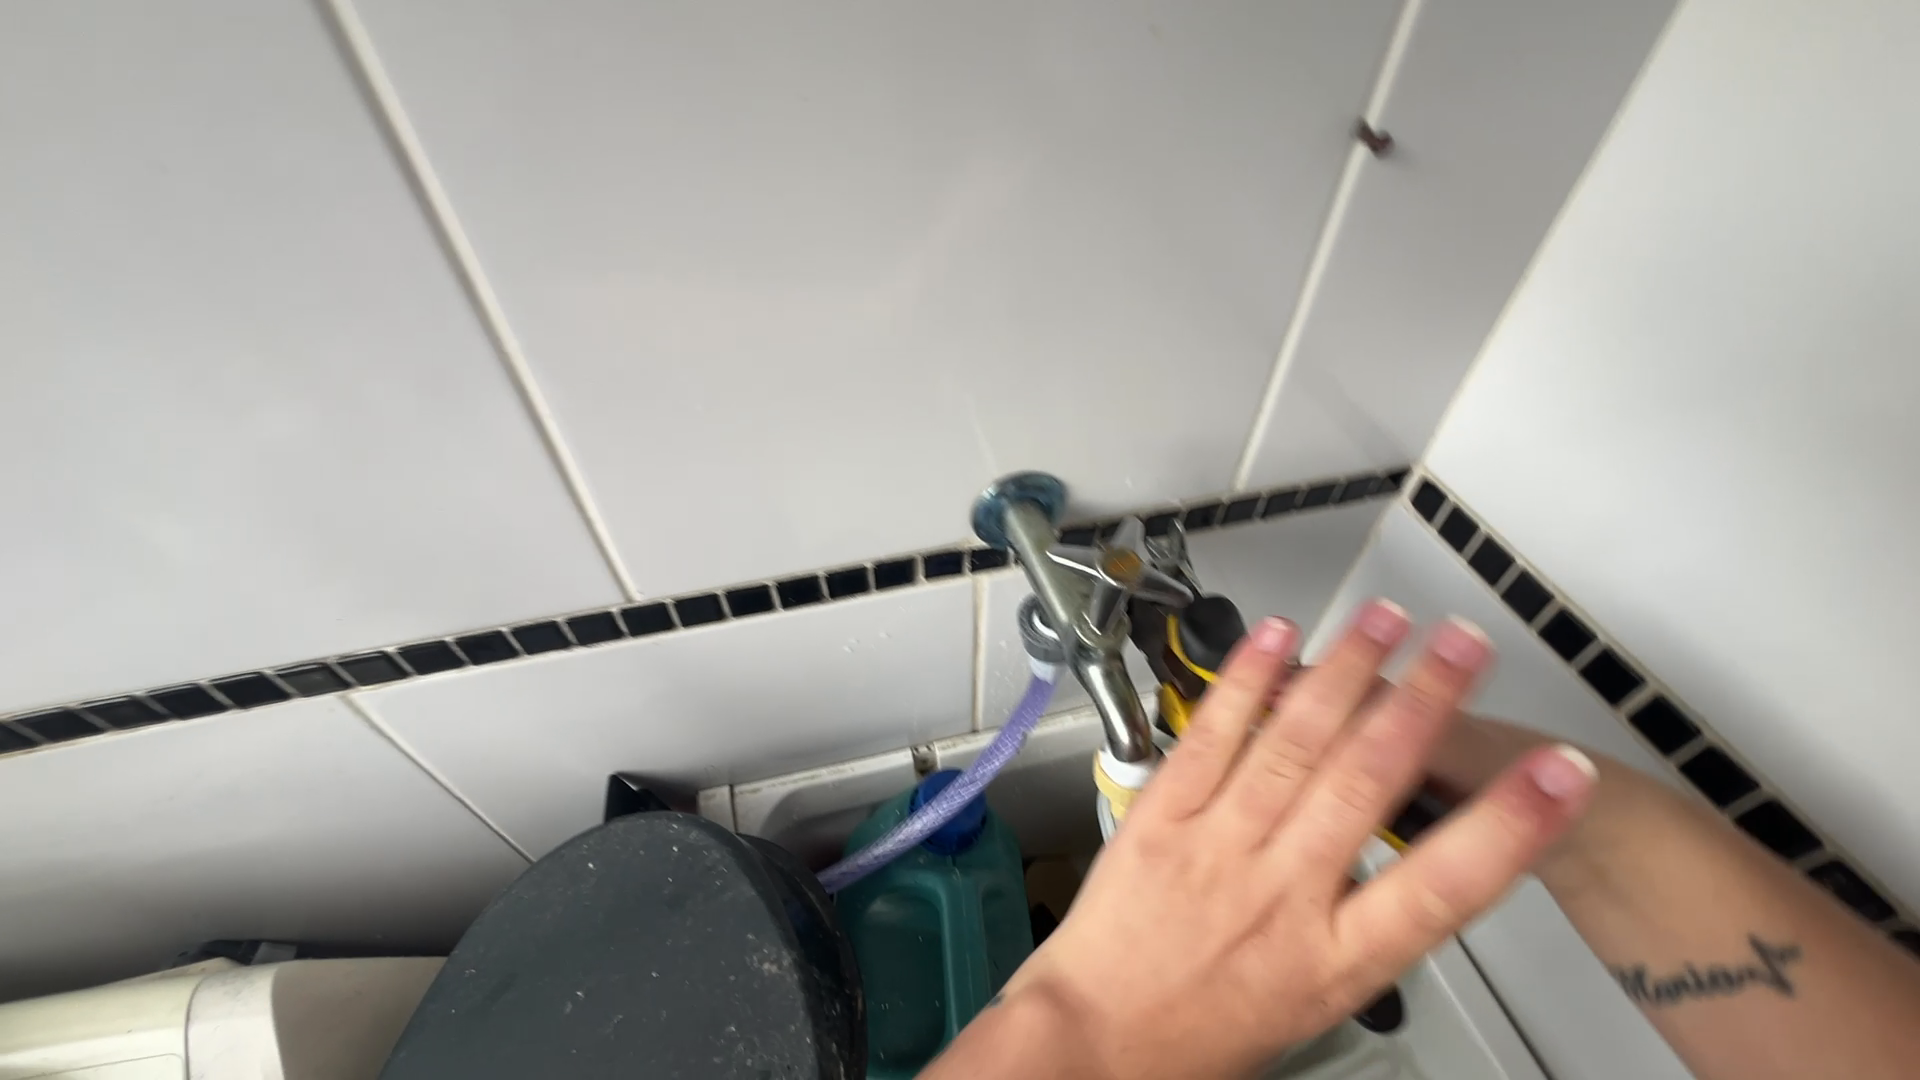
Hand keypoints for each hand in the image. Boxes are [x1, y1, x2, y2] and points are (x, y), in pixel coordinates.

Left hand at [997, 601, 1600, 1077]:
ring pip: (1292, 745)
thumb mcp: (1308, 1000)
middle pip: (1364, 783)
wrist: (1098, 1037)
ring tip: (1384, 622)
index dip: (1508, 825)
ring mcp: (1217, 844)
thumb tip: (1383, 862)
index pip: (1443, 888)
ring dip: (1343, 674)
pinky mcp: (1161, 814)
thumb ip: (1353, 928)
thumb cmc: (1200, 1030)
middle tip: (1464, 646)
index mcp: (1334, 960)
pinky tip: (1275, 639)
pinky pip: (1209, 738)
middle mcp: (1281, 891)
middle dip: (1423, 705)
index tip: (1560, 775)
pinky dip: (1246, 684)